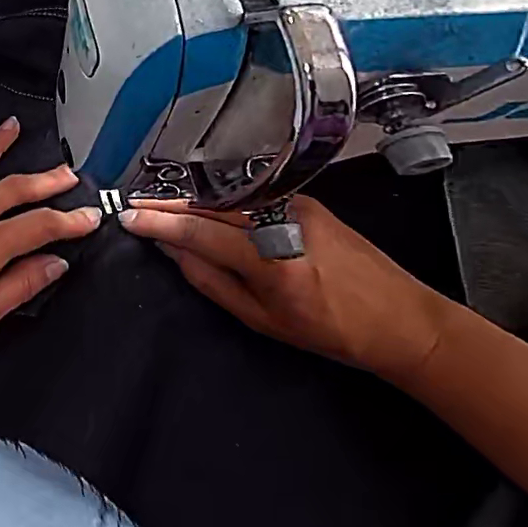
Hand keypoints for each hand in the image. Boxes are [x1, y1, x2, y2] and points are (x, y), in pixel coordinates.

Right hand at [119, 196, 454, 384]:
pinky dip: (221, 200)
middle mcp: (280, 218)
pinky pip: (251, 196)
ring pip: (228, 197)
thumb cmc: (332, 330)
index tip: (130, 218)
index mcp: (269, 257)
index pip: (199, 232)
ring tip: (161, 207)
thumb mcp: (264, 321)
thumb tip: (176, 252)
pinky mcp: (303, 197)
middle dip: (168, 205)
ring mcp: (294, 202)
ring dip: (191, 200)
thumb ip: (214, 282)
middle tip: (136, 207)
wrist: (397, 315)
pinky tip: (205, 205)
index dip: (159, 224)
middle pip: (209, 206)